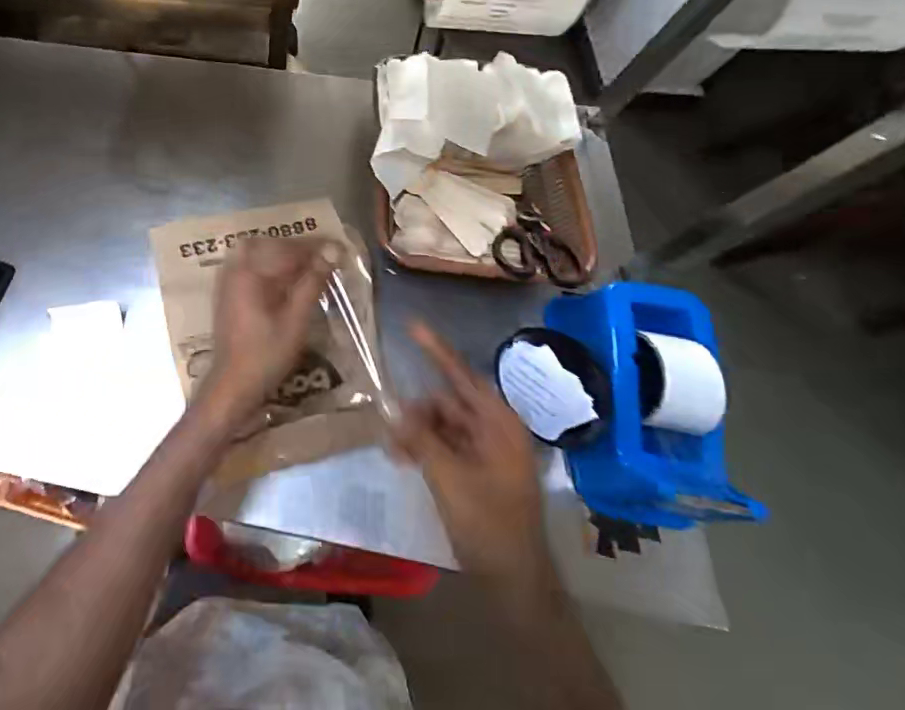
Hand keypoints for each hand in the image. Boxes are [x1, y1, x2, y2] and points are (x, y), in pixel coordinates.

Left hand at [197, 238, 331, 429]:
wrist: (232, 386)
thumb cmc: (266, 355)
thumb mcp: (295, 320)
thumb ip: (312, 283)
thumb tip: (332, 252)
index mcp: (248, 273)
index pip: (285, 248)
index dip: (314, 247)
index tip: (338, 249)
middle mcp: (233, 271)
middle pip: (267, 244)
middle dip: (295, 248)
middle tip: (321, 258)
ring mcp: (227, 283)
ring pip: (256, 255)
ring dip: (282, 257)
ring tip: (308, 269)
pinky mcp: (227, 295)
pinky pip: (249, 268)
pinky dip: (270, 269)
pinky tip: (287, 284)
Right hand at [393, 321, 552, 585]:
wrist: (514, 579)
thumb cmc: (489, 523)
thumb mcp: (449, 477)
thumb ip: (421, 438)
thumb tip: (394, 409)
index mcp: (499, 424)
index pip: (463, 377)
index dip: (436, 351)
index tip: (412, 326)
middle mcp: (494, 431)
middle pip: (448, 403)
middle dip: (417, 410)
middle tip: (390, 425)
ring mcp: (487, 452)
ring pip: (443, 425)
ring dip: (417, 432)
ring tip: (394, 450)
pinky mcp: (477, 471)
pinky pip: (446, 446)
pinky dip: (425, 448)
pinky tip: (403, 459)